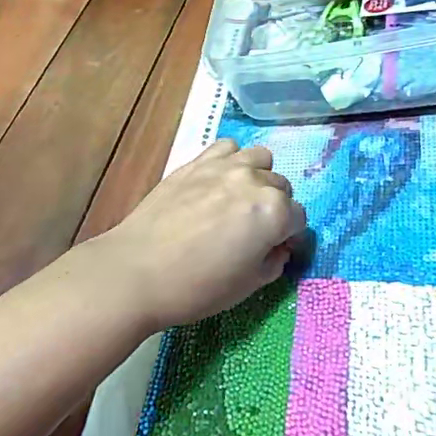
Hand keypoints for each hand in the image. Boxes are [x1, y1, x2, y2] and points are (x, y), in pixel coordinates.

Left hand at [94, 139, 307, 331]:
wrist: (136, 270)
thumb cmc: (196, 286)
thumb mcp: (247, 286)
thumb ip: (273, 262)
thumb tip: (277, 247)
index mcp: (274, 212)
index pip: (299, 219)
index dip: (288, 238)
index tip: (271, 251)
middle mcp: (254, 181)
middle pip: (281, 187)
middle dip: (274, 209)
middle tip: (251, 233)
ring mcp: (223, 166)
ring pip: (259, 160)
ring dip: (257, 178)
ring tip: (238, 202)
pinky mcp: (195, 162)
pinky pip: (227, 148)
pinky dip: (230, 161)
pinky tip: (217, 183)